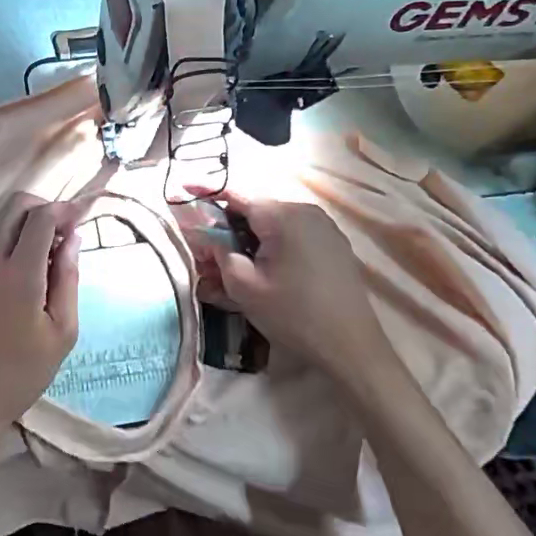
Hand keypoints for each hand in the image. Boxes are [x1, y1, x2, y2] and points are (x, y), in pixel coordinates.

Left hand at [0, 193, 82, 432]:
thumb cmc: (21, 373)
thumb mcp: (62, 333)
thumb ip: (69, 279)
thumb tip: (73, 238)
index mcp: (20, 274)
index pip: (40, 217)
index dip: (64, 210)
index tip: (82, 218)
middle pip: (15, 206)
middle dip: (44, 207)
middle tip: (66, 233)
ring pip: (0, 219)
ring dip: (27, 221)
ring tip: (51, 253)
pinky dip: (12, 236)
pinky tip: (29, 267)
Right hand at [201, 190, 386, 377]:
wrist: (352, 348)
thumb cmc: (294, 315)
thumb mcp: (245, 287)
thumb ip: (220, 253)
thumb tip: (208, 236)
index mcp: (283, 215)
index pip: (236, 193)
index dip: (206, 190)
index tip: (183, 187)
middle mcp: (306, 211)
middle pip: (255, 209)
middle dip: (227, 224)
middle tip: (204, 246)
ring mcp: (324, 227)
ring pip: (274, 223)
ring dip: (249, 237)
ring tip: (230, 262)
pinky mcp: (333, 245)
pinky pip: (293, 235)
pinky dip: (272, 245)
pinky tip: (261, 268)